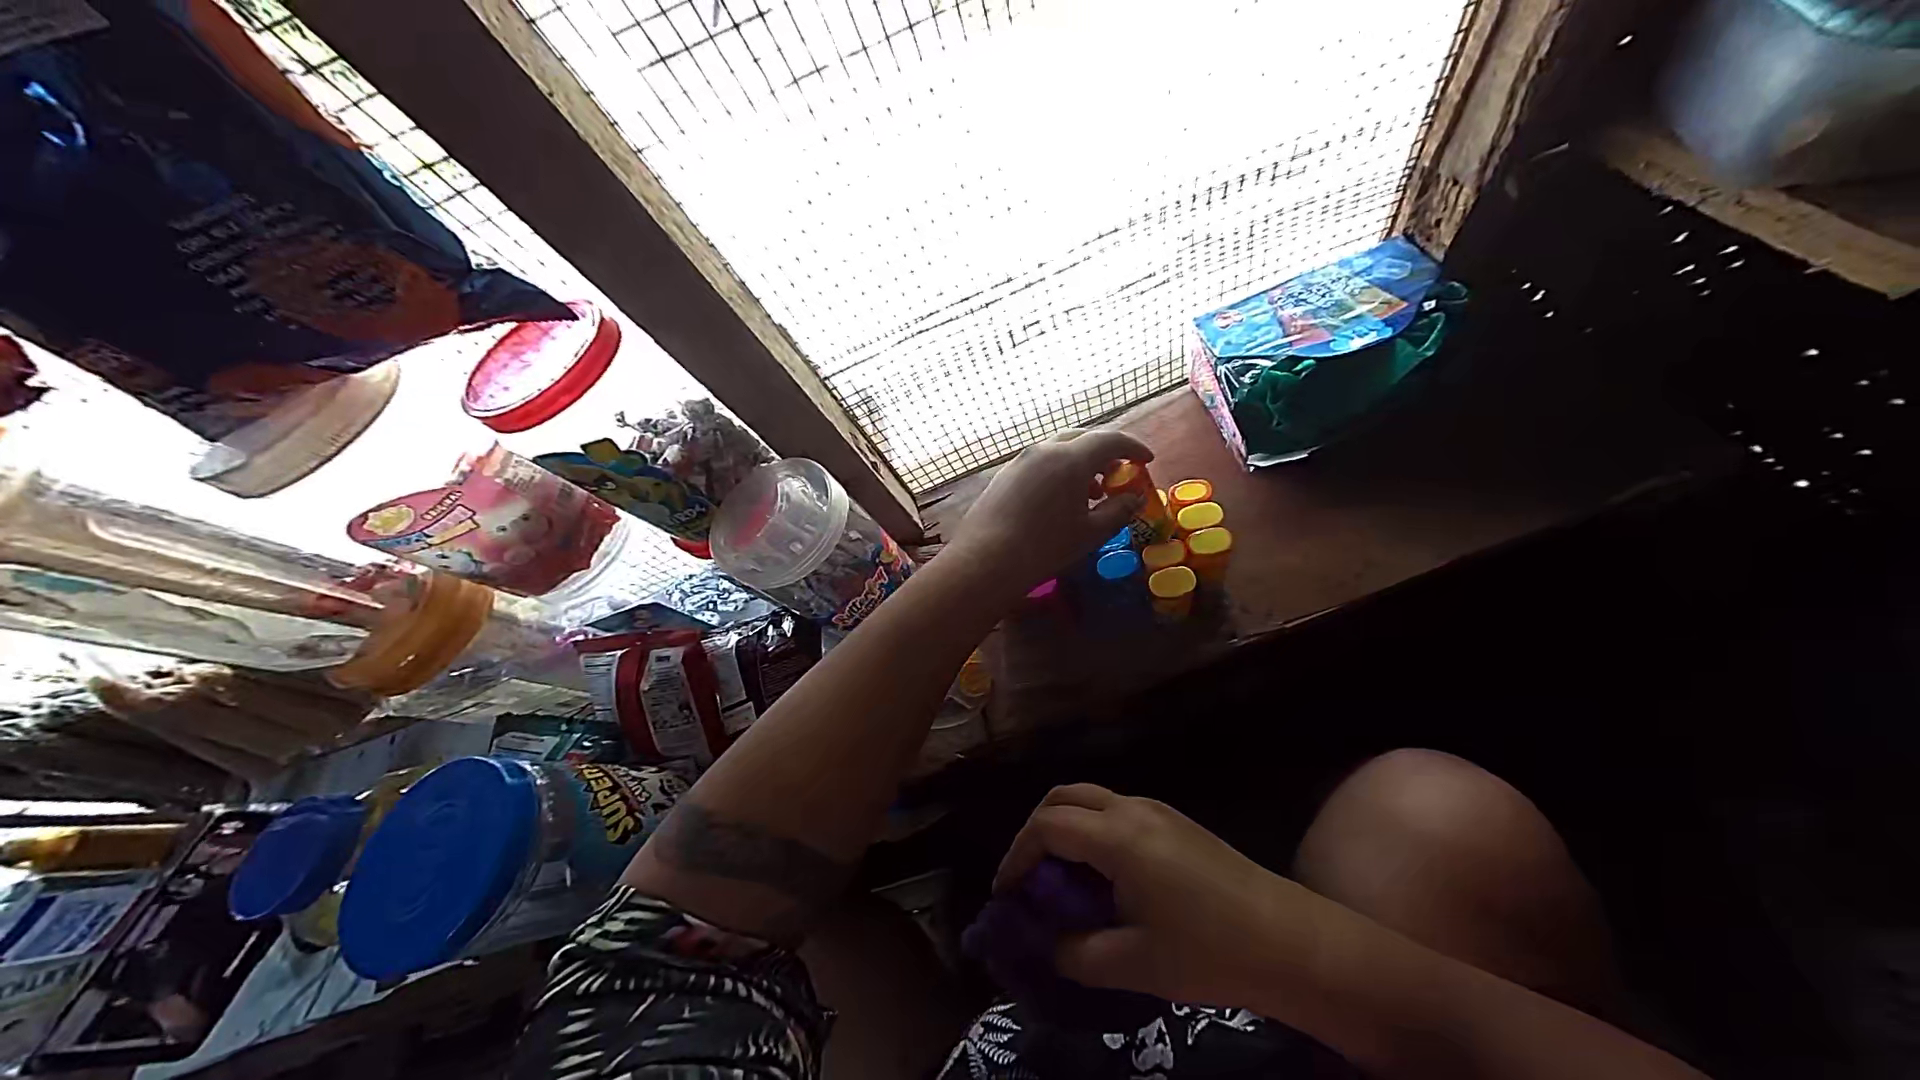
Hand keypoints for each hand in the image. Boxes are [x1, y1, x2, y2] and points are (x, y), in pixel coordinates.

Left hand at [942, 429, 1152, 596]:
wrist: (986, 559)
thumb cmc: (1045, 546)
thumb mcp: (1090, 533)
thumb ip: (1118, 511)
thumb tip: (1134, 499)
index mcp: (1070, 458)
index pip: (1110, 439)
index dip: (1133, 447)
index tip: (1147, 459)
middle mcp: (1044, 450)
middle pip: (1082, 439)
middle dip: (1105, 454)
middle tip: (1119, 475)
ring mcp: (1020, 461)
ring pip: (1058, 451)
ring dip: (1080, 465)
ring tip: (1092, 494)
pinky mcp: (1004, 475)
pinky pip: (1039, 464)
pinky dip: (1058, 473)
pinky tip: (1060, 502)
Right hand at [994, 784, 1320, 1007]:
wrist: (1293, 943)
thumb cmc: (1210, 953)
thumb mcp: (1134, 964)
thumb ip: (1076, 953)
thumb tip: (1045, 944)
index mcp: (1118, 836)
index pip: (1047, 827)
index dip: (1017, 856)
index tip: (1006, 893)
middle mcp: (1133, 809)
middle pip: (1064, 796)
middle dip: (1035, 830)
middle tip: (1027, 876)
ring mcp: (1158, 810)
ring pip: (1091, 798)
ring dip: (1065, 827)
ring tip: (1060, 878)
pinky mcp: (1176, 821)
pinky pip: (1116, 809)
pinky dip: (1092, 830)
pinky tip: (1101, 875)